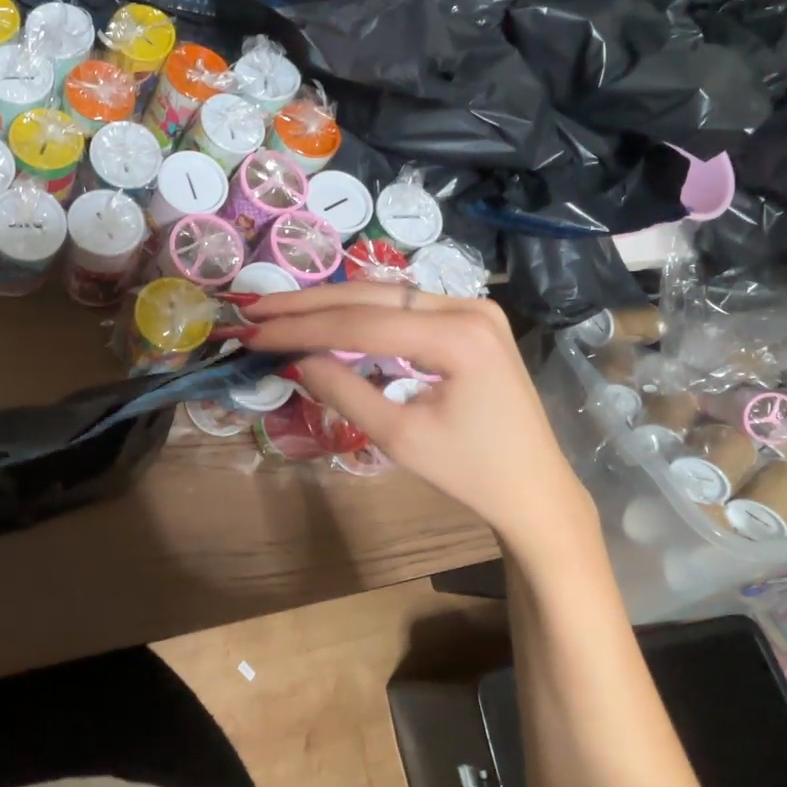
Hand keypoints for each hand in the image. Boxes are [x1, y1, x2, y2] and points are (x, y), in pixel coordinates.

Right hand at [243, 284, 594, 544]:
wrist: (535, 490)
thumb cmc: (471, 472)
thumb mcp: (399, 437)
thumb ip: (343, 390)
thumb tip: (295, 359)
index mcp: (458, 335)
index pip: (360, 323)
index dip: (300, 327)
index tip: (252, 333)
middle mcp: (467, 306)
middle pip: (370, 296)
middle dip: (307, 305)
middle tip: (255, 310)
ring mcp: (472, 308)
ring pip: (383, 296)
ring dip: (329, 305)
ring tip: (278, 312)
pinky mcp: (468, 320)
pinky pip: (402, 308)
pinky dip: (359, 314)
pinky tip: (325, 319)